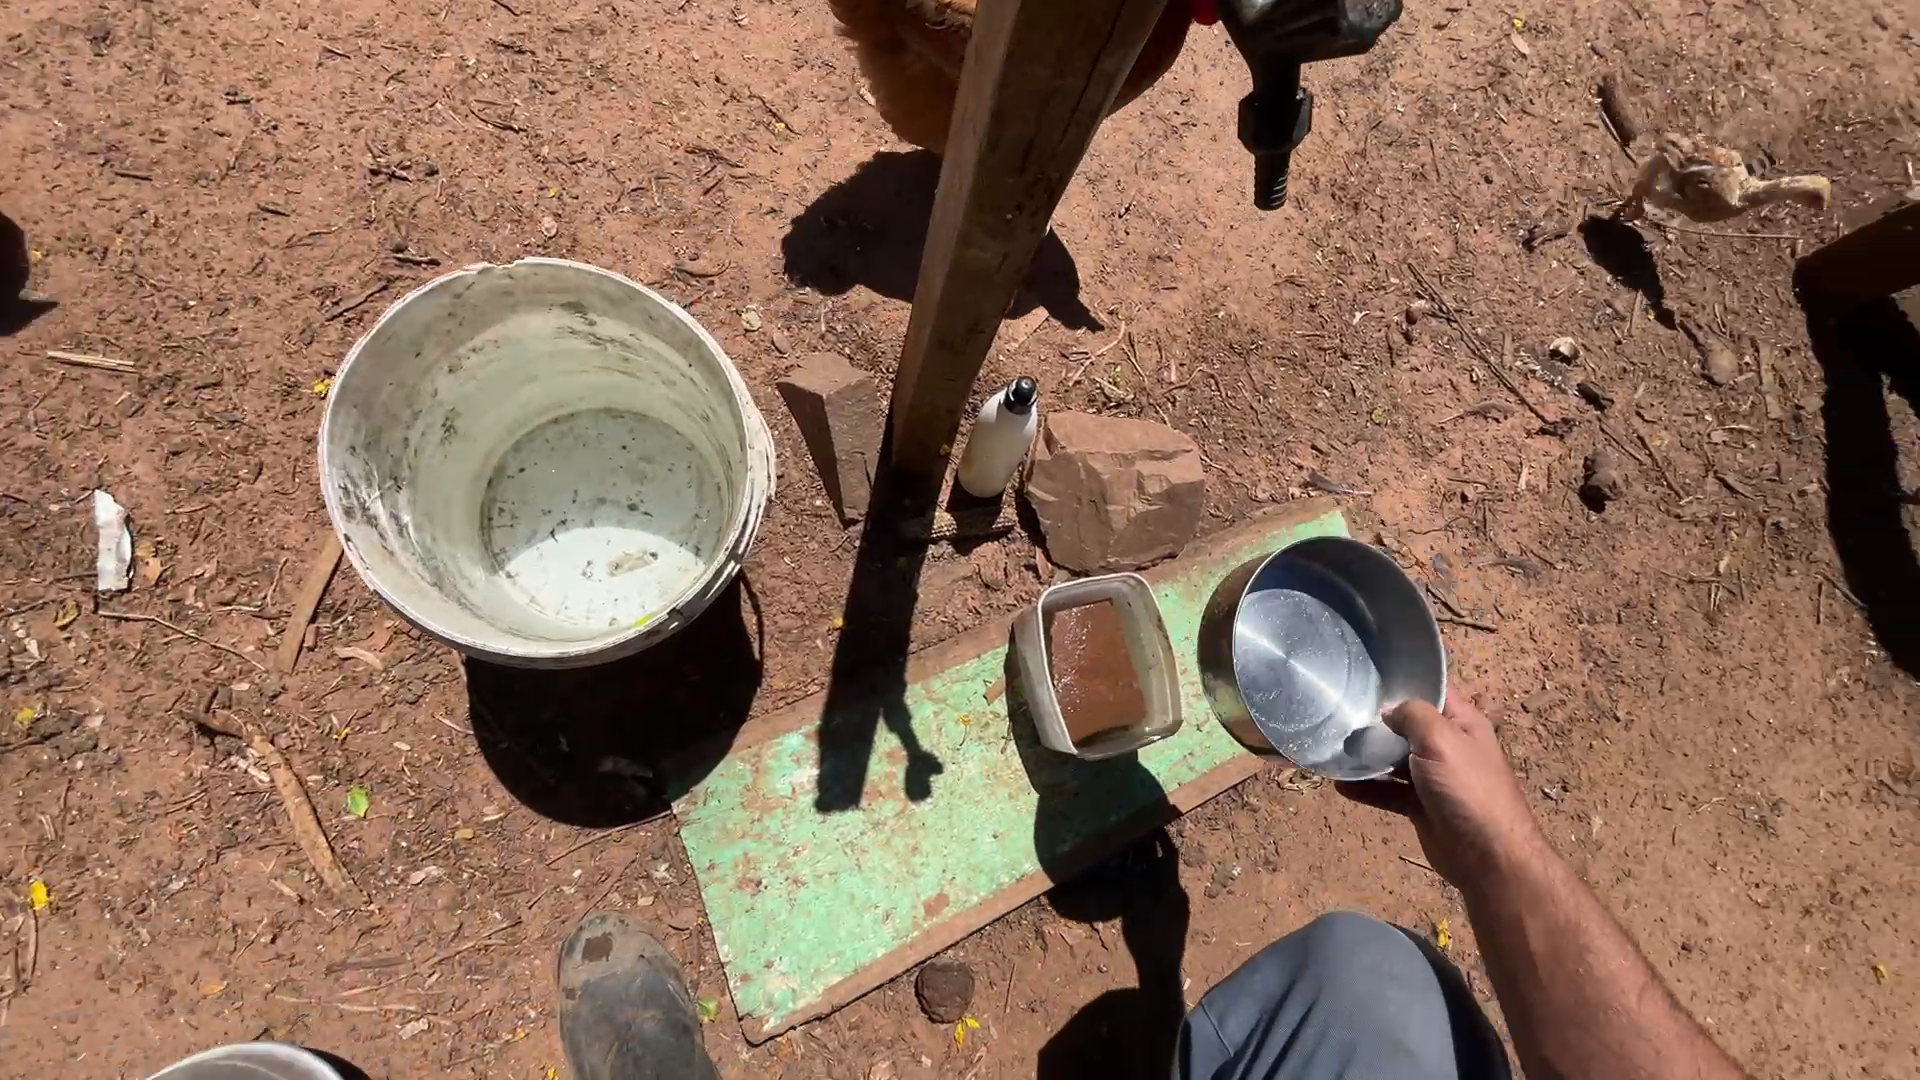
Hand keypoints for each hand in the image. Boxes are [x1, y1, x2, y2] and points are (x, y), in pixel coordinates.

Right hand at [1339, 695, 1545, 885]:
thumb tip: (1387, 711)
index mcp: (1462, 724)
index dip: (1403, 683)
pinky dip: (1366, 787)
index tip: (1365, 677)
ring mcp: (1433, 777)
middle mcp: (1447, 746)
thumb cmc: (1468, 789)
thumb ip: (1413, 714)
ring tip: (1335, 749)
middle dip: (1375, 720)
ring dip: (1366, 756)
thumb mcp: (1441, 739)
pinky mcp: (1420, 804)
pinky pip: (1387, 790)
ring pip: (1393, 759)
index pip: (1431, 691)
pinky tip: (1341, 784)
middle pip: (1405, 725)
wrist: (1489, 858)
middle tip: (1340, 712)